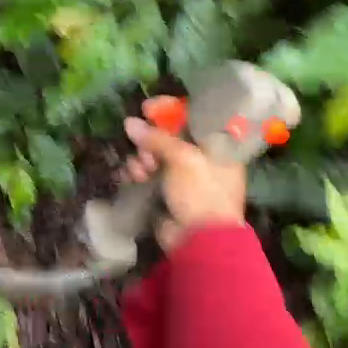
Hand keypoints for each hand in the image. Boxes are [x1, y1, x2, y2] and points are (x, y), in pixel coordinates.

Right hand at [122, 117, 247, 251]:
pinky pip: (144, 172)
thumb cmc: (202, 194)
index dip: (169, 109)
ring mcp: (182, 174)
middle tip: (146, 152)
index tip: (146, 108)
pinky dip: (136, 172)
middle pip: (167, 135)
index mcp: (218, 146)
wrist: (199, 239)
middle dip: (150, 140)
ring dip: (140, 158)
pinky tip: (133, 178)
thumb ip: (157, 138)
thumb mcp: (184, 160)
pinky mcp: (164, 189)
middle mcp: (201, 156)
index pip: (194, 116)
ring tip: (140, 171)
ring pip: (152, 153)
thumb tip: (129, 123)